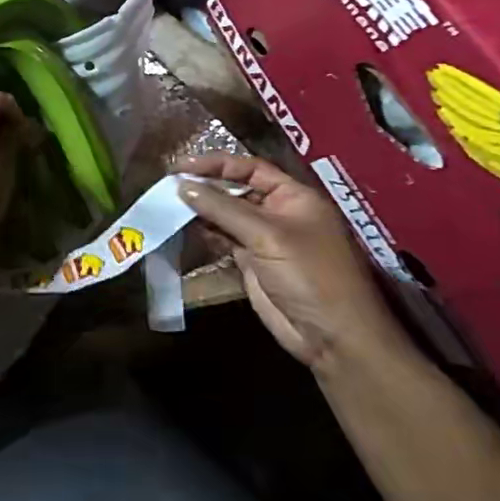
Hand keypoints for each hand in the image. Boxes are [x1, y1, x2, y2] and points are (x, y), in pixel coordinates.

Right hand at [178, 154, 410, 372]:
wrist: (331, 336)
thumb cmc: (308, 274)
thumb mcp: (266, 235)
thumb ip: (223, 208)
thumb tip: (183, 186)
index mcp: (293, 196)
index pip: (250, 168)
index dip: (217, 163)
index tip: (182, 164)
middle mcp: (279, 212)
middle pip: (236, 190)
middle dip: (205, 186)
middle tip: (168, 184)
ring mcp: (265, 239)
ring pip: (227, 216)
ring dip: (201, 210)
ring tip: (168, 204)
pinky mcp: (253, 263)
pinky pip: (224, 239)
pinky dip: (205, 232)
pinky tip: (183, 227)